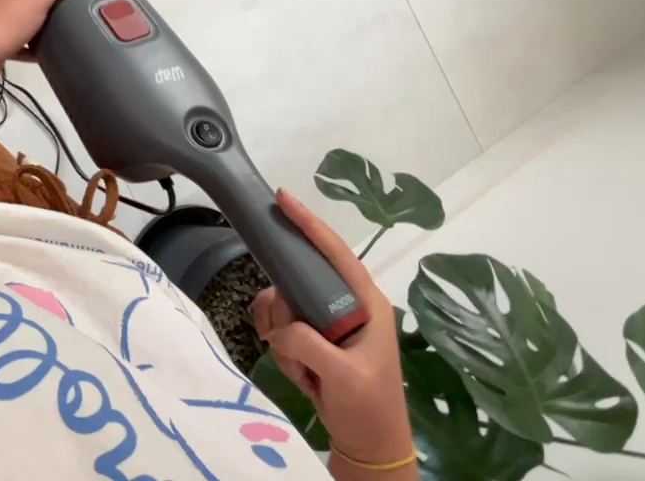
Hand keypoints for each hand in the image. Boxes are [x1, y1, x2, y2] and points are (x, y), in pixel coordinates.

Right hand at [252, 190, 416, 476]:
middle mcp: (344, 302)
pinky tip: (296, 369)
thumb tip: (280, 327)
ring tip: (300, 368)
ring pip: (281, 300)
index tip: (282, 198)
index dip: (309, 223)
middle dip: (283, 305)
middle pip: (297, 275)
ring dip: (280, 333)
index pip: (335, 252)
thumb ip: (309, 344)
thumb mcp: (344, 377)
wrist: (368, 446)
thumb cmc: (368, 408)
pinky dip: (277, 342)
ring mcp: (325, 318)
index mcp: (366, 302)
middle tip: (283, 335)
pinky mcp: (309, 334)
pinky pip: (276, 321)